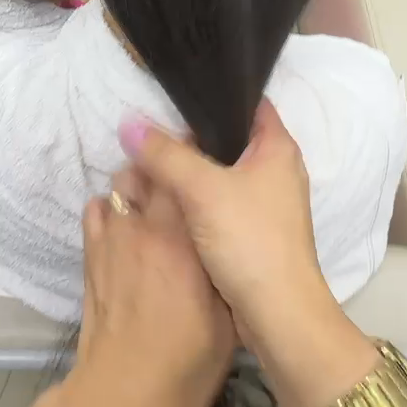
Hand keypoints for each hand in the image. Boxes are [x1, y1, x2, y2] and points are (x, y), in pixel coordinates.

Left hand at [42, 167, 234, 406]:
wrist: (124, 395)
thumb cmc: (186, 361)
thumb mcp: (227, 318)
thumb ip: (224, 268)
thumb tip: (226, 240)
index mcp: (181, 238)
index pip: (180, 171)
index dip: (192, 156)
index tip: (207, 157)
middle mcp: (143, 226)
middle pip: (145, 168)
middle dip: (163, 165)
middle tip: (182, 180)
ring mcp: (111, 238)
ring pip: (119, 184)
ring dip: (137, 185)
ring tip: (153, 201)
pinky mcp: (90, 255)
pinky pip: (96, 209)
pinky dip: (110, 208)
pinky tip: (124, 225)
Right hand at [124, 101, 382, 406]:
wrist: (278, 318)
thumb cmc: (251, 241)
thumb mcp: (201, 190)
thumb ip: (164, 155)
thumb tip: (128, 123)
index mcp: (277, 147)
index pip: (247, 101)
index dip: (216, 91)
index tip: (176, 88)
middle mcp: (276, 168)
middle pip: (228, 136)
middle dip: (191, 133)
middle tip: (151, 124)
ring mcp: (264, 201)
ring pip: (220, 170)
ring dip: (190, 167)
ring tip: (150, 155)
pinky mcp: (252, 229)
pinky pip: (218, 199)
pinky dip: (195, 196)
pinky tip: (165, 195)